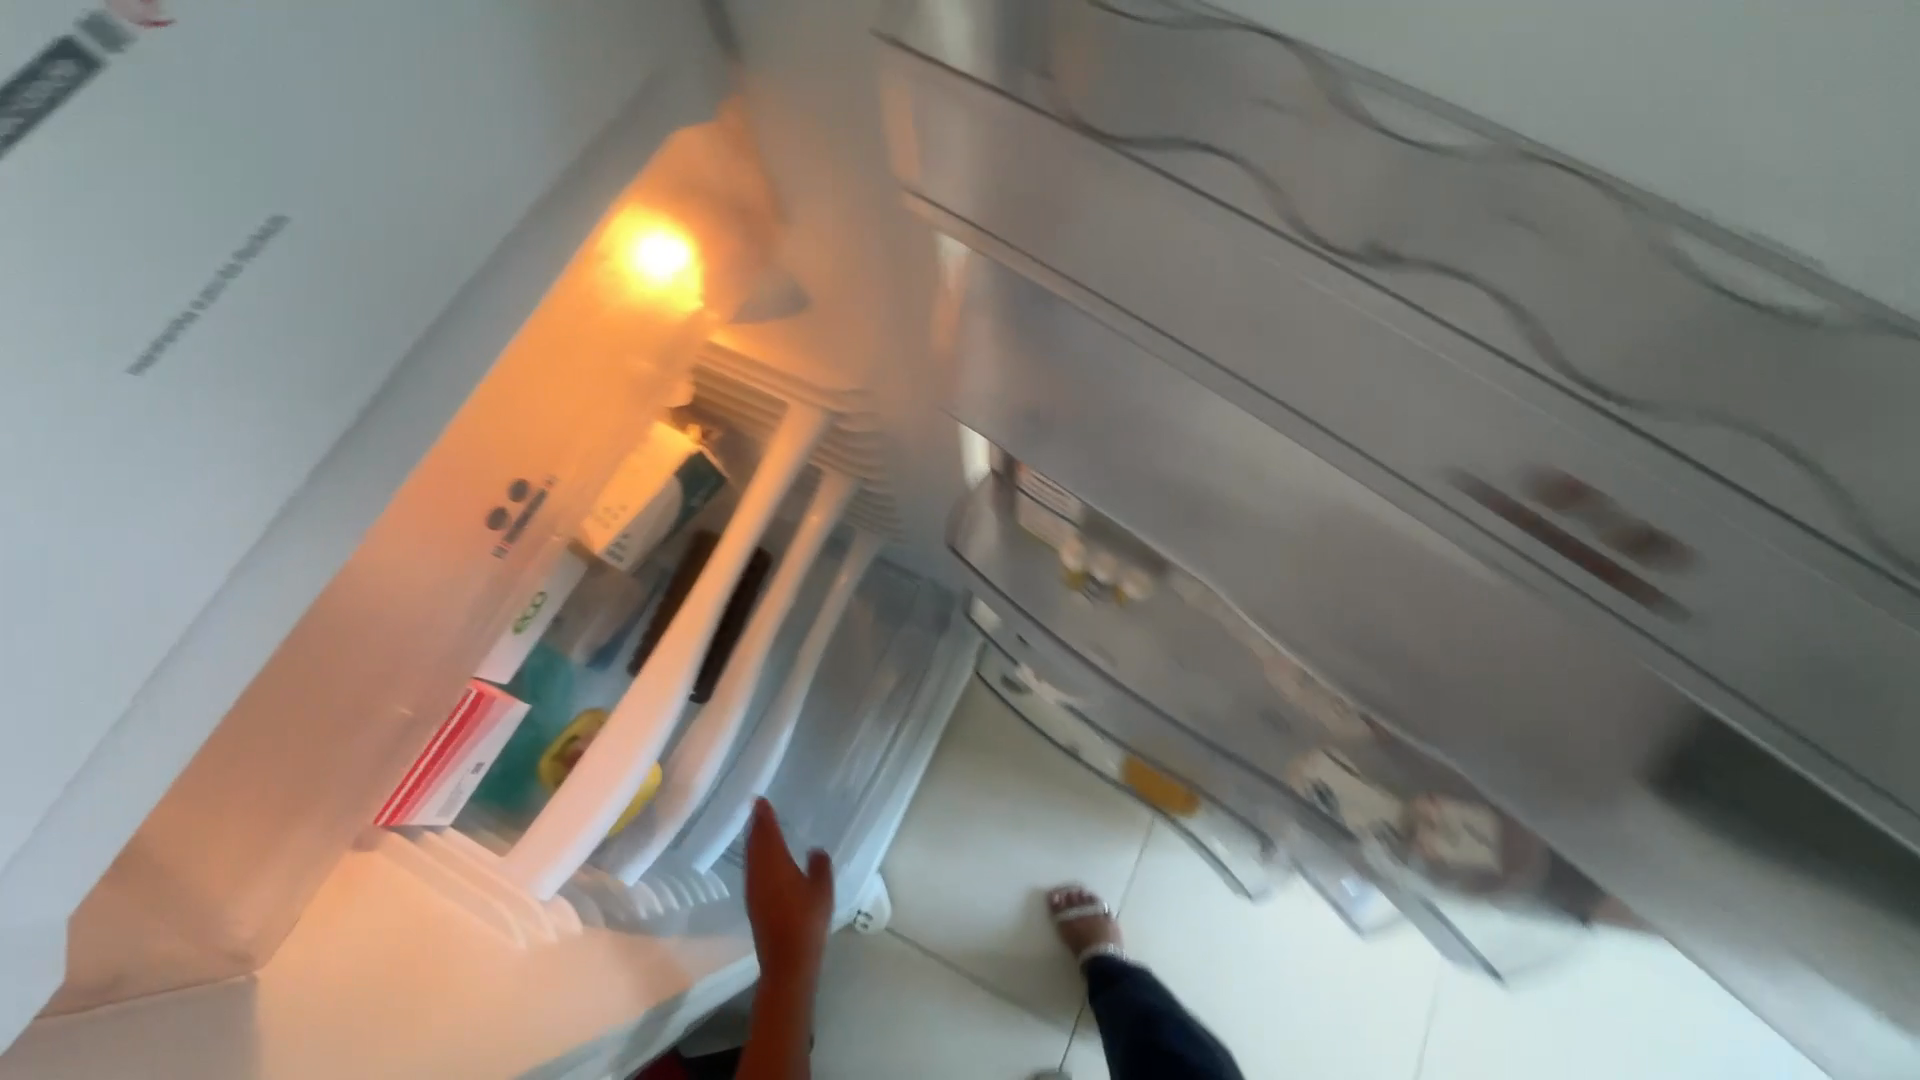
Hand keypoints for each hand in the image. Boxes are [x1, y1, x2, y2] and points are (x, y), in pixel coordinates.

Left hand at [744, 798, 833, 981]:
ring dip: (753, 840)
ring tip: (758, 828)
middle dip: (755, 825)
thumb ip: (820, 865)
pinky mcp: (753, 903)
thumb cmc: (807, 920)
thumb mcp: (823, 890)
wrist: (787, 960)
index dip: (763, 815)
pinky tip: (762, 860)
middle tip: (758, 809)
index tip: (760, 800)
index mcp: (775, 863)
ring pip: (750, 857)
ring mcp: (753, 889)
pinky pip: (751, 869)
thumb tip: (815, 850)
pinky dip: (754, 857)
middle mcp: (758, 872)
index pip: (766, 832)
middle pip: (753, 842)